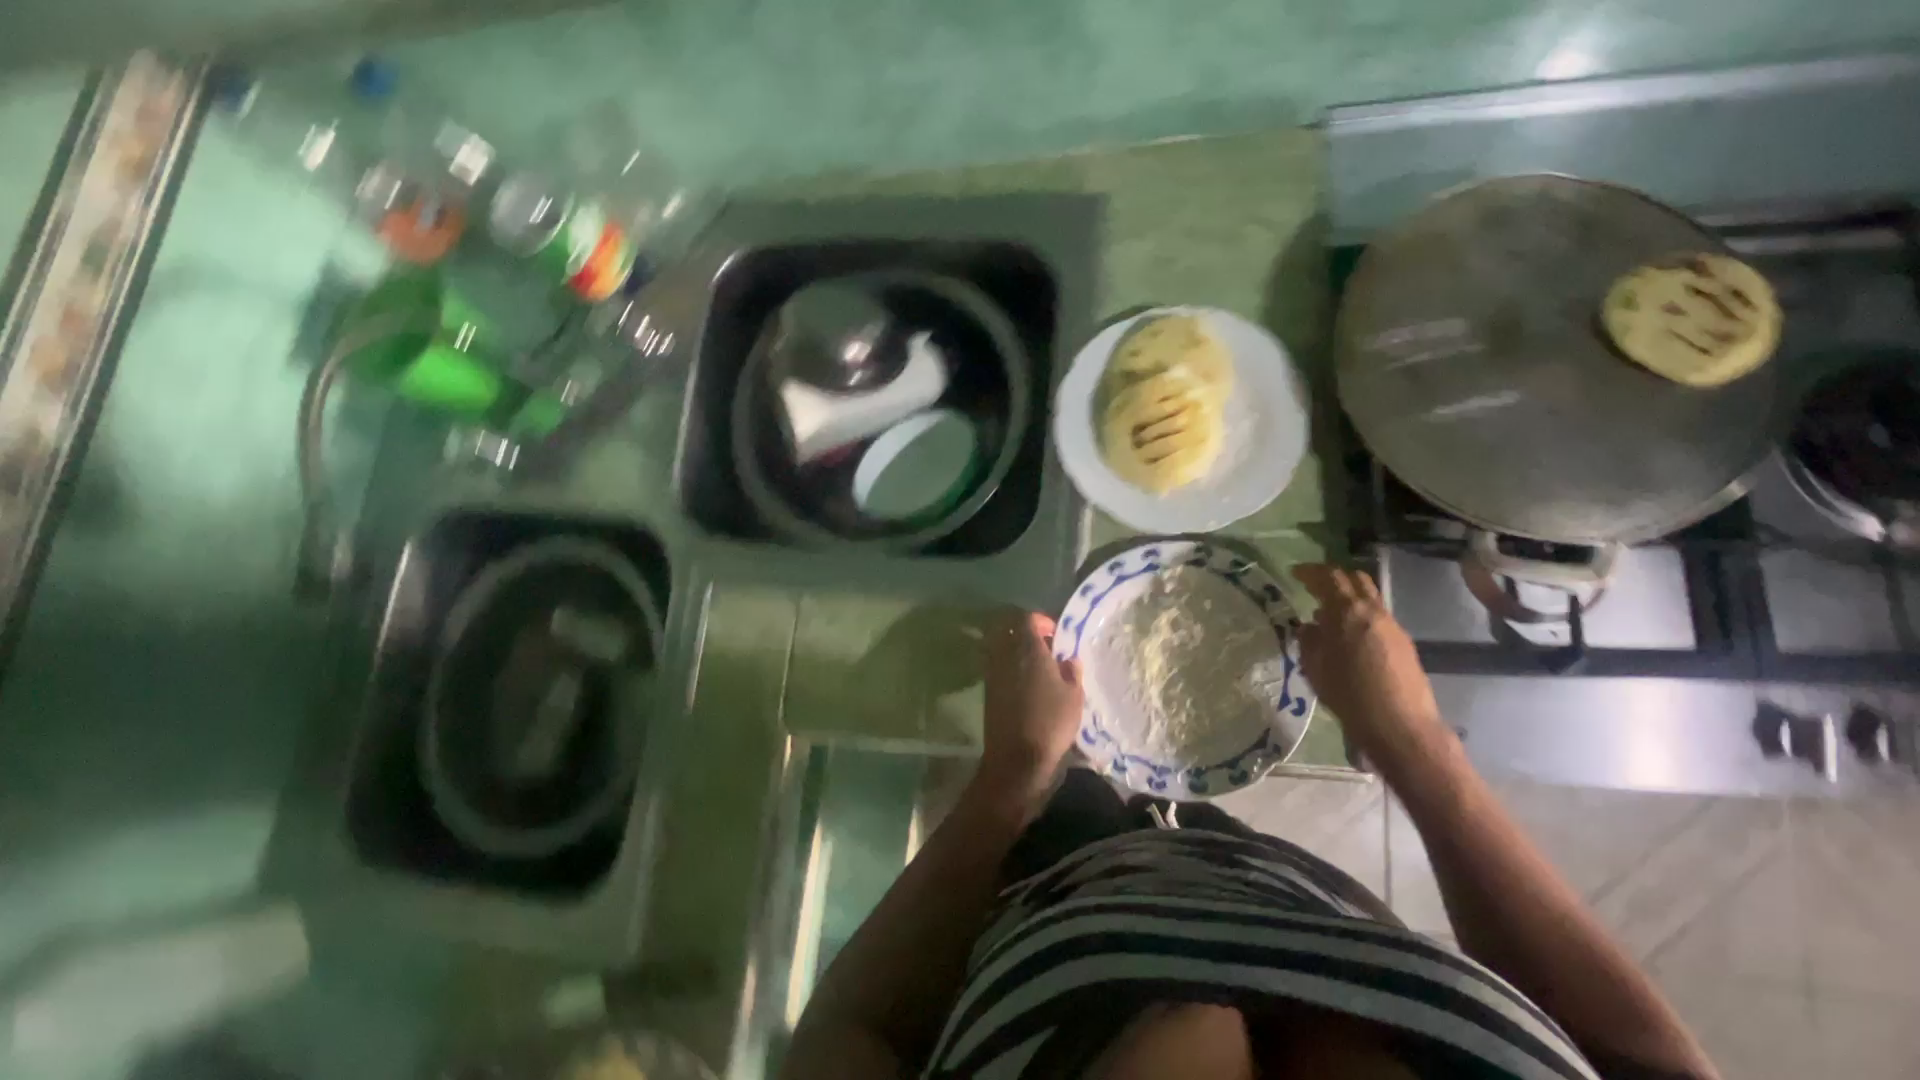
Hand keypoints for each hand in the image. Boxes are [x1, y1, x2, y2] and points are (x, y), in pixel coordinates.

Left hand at [978, 611, 1082, 804]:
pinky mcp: (988, 691)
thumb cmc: (1051, 722)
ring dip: (1016, 649)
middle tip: (1044, 645)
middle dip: (1024, 632)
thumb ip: (1071, 671)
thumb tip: (1067, 659)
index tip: (1055, 634)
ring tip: (1038, 666)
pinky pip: (997, 666)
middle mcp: (1005, 655)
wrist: (1017, 758)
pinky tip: (1028, 684)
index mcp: (1027, 650)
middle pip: (1007, 629)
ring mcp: (993, 673)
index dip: (1040, 620)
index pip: (1026, 619)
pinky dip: (1010, 666)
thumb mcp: (1074, 696)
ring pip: (1000, 647)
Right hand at [1292, 564, 1449, 763]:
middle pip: (1354, 580)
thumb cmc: (1349, 696)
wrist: (1400, 725)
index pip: (1329, 577)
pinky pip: (1377, 617)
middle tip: (1314, 587)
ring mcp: (1392, 626)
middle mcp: (1372, 611)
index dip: (1311, 571)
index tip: (1296, 573)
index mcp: (1347, 612)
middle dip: (1333, 578)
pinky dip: (1360, 615)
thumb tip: (1310, 626)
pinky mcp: (1403, 642)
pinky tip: (1350, 637)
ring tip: (1330, 614)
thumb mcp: (1316, 669)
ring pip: (1369, 597)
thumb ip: (1309, 641)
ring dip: (1349, 597)